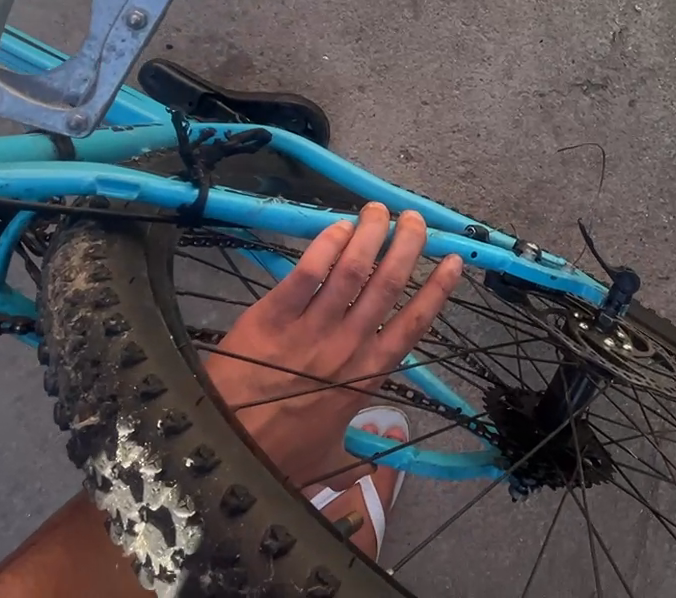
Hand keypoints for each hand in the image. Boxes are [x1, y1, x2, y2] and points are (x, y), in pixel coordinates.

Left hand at [201, 202, 462, 487]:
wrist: (222, 450)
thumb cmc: (280, 456)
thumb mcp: (330, 456)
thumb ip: (359, 453)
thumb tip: (384, 463)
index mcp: (367, 375)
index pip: (414, 323)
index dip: (437, 288)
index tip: (453, 260)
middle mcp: (347, 346)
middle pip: (388, 284)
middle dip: (407, 245)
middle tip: (414, 219)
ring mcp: (311, 329)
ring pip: (352, 270)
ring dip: (370, 234)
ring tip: (379, 211)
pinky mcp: (273, 316)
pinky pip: (307, 273)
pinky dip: (326, 246)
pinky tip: (339, 227)